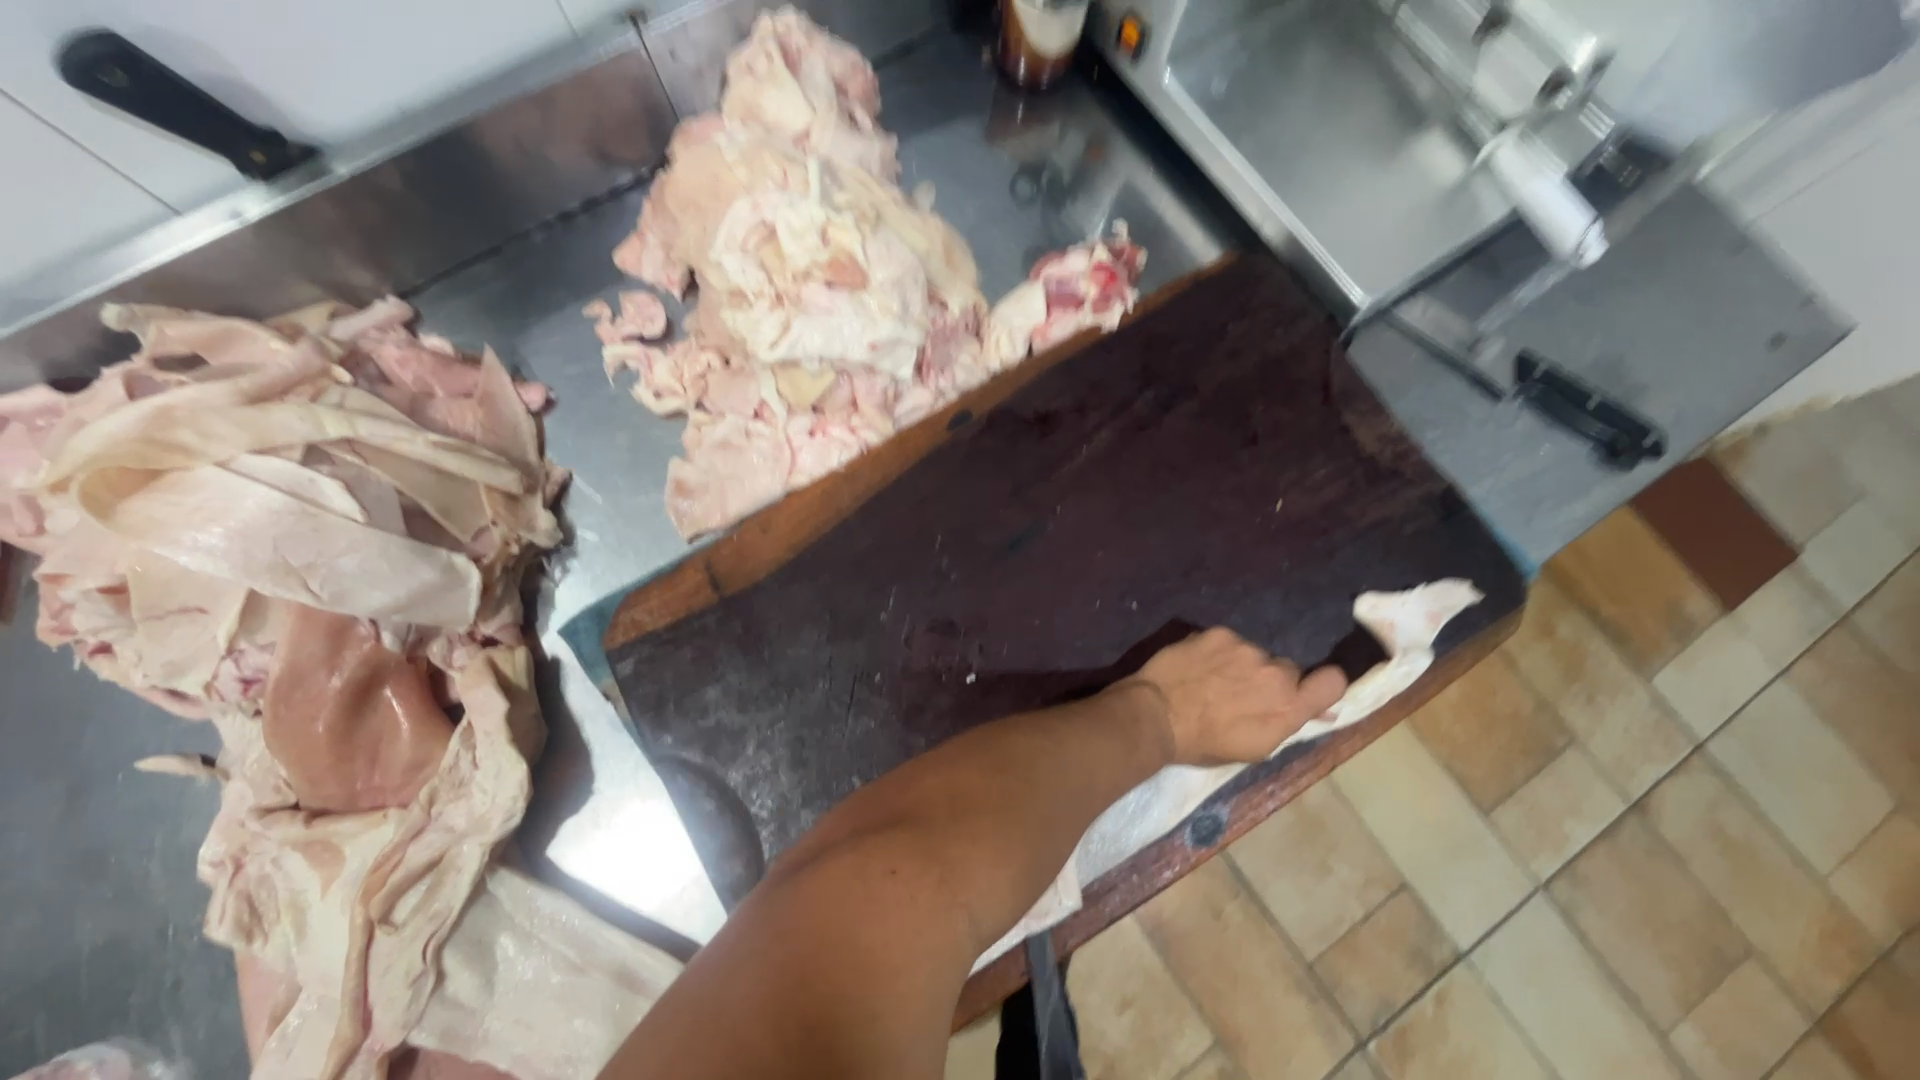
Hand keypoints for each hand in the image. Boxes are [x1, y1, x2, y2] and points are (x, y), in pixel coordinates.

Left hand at [1119, 627, 1347, 766]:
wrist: (1155, 716)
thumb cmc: (1204, 743)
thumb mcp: (1254, 747)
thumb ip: (1289, 724)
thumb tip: (1324, 712)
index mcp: (1288, 707)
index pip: (1334, 682)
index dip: (1325, 684)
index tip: (1308, 690)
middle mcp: (1274, 673)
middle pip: (1287, 669)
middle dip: (1270, 680)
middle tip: (1240, 694)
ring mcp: (1247, 649)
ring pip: (1254, 654)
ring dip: (1240, 665)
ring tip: (1212, 681)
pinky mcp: (1219, 633)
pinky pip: (1227, 642)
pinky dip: (1216, 652)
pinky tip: (1197, 666)